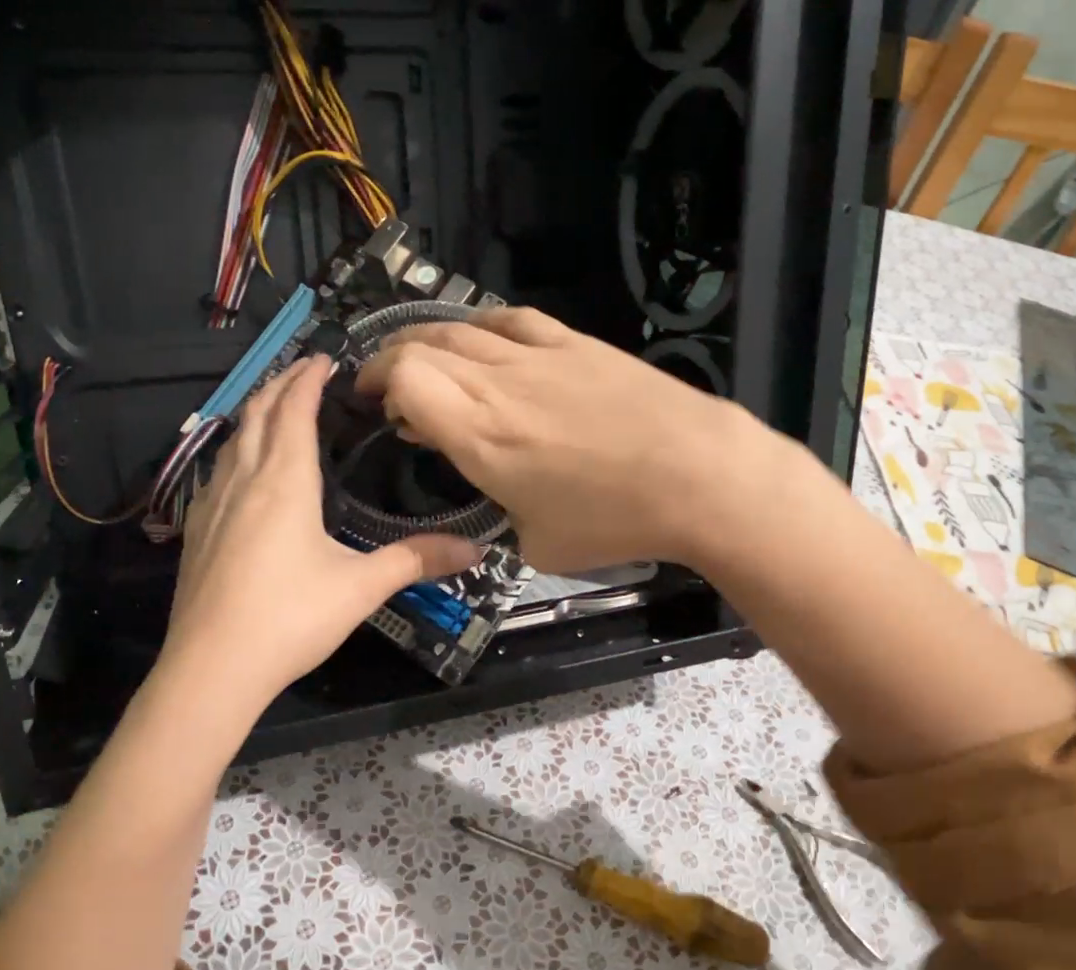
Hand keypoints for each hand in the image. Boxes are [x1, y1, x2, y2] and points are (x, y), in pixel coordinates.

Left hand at [162, 355, 478, 705]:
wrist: (212, 667)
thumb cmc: (290, 619)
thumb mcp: (361, 588)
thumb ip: (415, 561)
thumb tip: (475, 549)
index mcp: (284, 482)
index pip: (293, 410)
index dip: (308, 379)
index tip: (324, 358)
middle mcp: (243, 482)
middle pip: (257, 415)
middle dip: (279, 386)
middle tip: (302, 372)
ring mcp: (212, 506)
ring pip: (231, 442)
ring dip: (254, 415)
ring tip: (273, 409)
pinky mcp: (195, 532)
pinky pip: (216, 473)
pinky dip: (235, 451)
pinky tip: (240, 471)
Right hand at [354, 307, 776, 571]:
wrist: (698, 475)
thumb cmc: (613, 521)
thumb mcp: (536, 543)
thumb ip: (498, 515)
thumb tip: (494, 494)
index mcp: (480, 434)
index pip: (404, 378)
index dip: (378, 385)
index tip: (377, 410)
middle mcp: (498, 383)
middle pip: (423, 346)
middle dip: (390, 361)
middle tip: (385, 387)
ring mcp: (539, 356)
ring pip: (463, 328)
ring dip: (428, 340)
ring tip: (421, 358)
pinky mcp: (576, 344)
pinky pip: (512, 320)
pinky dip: (481, 325)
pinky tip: (479, 336)